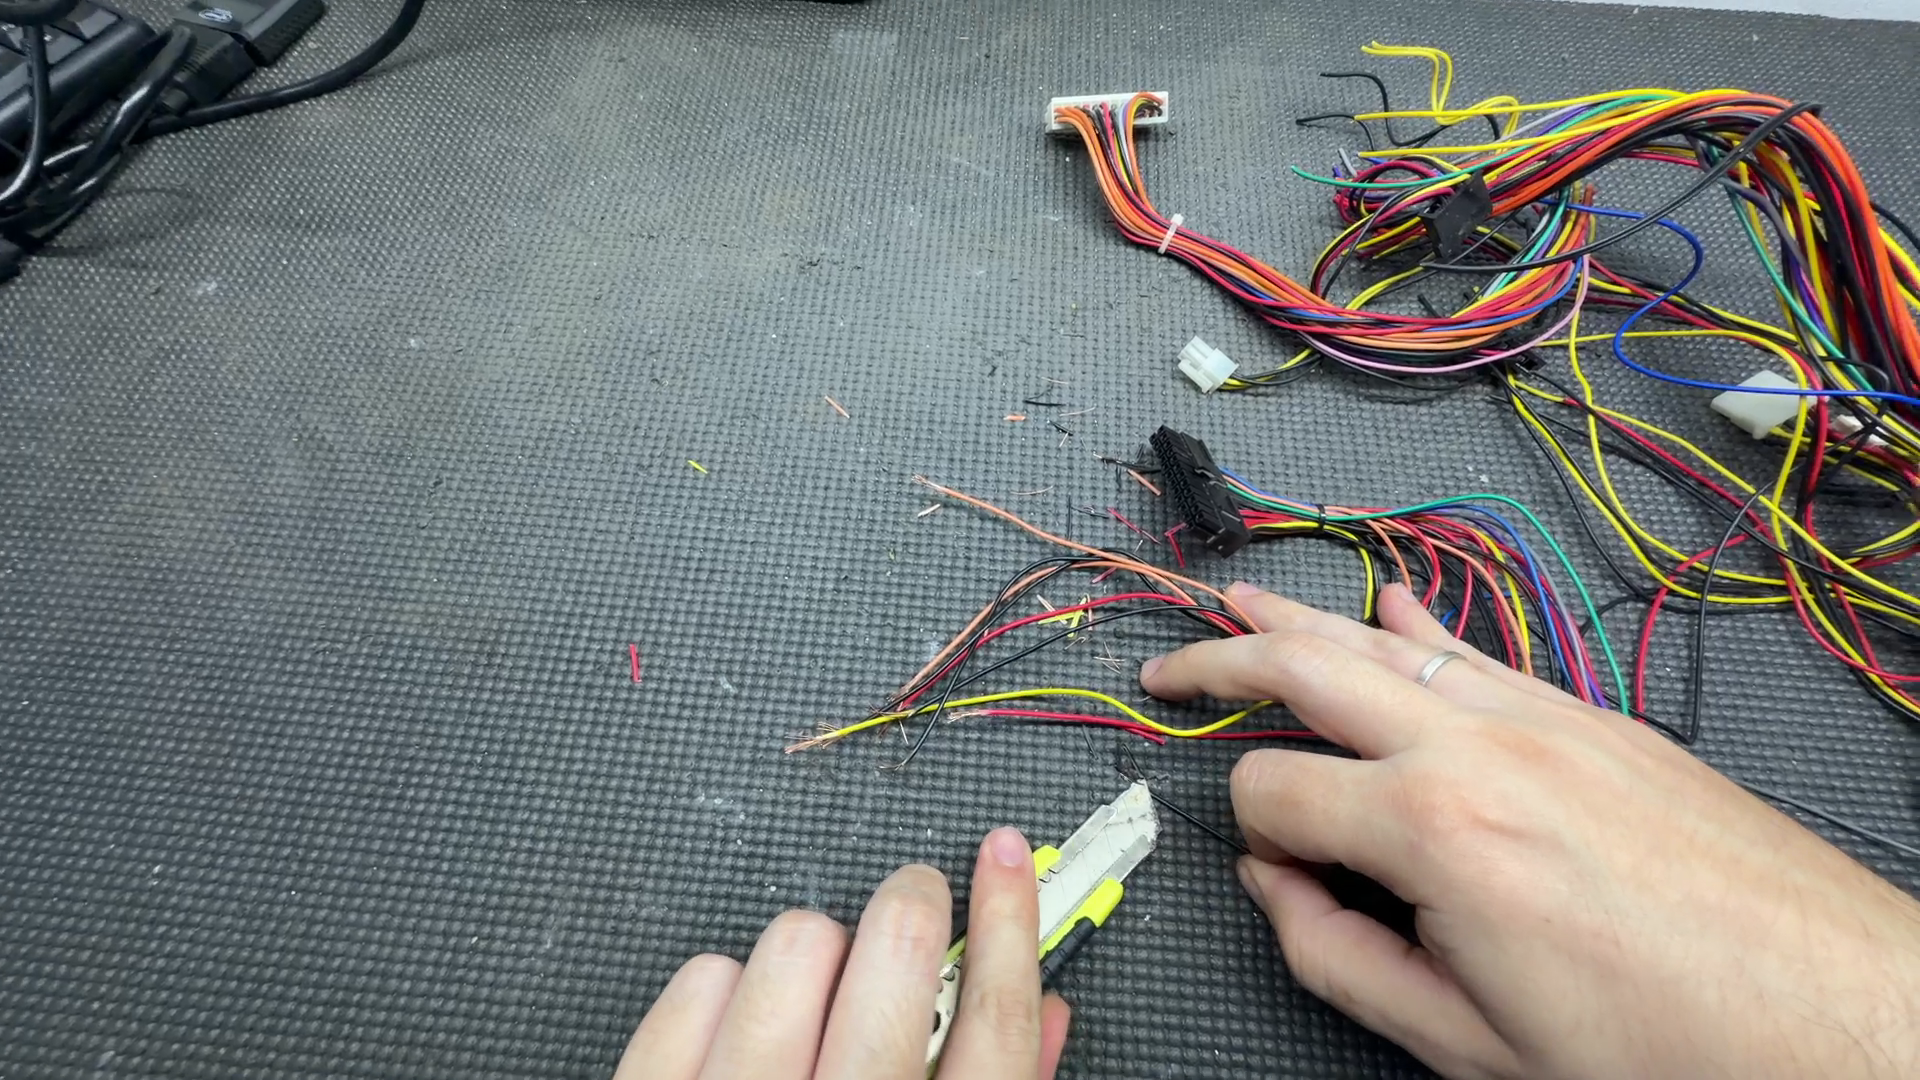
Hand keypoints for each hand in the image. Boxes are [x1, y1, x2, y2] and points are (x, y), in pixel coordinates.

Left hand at [613, 828, 1072, 1079]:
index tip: (1006, 857)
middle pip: (897, 950)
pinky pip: (701, 982)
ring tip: (817, 1006)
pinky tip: (741, 1040)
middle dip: (915, 904)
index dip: (1009, 919)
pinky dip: (729, 991)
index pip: (993, 1020)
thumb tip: (1044, 1013)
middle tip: (912, 909)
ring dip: (819, 956)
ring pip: (797, 943)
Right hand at [1142, 580, 1919, 1079]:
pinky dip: (1412, 620)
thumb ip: (1331, 953)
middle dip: (1216, 663)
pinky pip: (1473, 646)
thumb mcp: (1467, 1046)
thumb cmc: (1671, 1057)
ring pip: (1374, 638)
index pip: (1273, 793)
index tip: (1282, 872)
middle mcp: (1468, 746)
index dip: (1254, 834)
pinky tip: (1383, 599)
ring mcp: (1530, 715)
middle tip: (1167, 668)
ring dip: (1292, 617)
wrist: (1883, 1039)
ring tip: (1236, 600)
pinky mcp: (1584, 715)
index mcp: (1431, 831)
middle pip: (1298, 670)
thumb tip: (1270, 879)